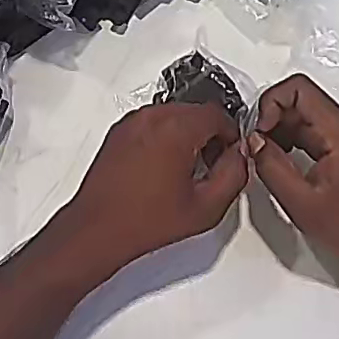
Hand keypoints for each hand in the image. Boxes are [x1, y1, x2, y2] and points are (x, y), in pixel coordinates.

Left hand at [49, 102, 248, 276]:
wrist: (100, 227)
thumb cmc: (143, 219)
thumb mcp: (207, 206)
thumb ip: (233, 175)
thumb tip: (239, 157)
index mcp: (174, 129)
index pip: (216, 114)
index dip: (231, 134)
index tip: (232, 152)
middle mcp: (150, 118)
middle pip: (194, 112)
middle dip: (209, 134)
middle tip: (213, 164)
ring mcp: (131, 123)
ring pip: (172, 115)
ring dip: (186, 135)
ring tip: (188, 171)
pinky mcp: (118, 132)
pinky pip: (151, 124)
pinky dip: (164, 137)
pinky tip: (164, 169)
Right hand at [245, 74, 338, 275]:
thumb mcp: (302, 202)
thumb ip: (271, 167)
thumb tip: (252, 142)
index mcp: (337, 131)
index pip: (296, 88)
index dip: (269, 103)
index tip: (259, 130)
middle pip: (294, 98)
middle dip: (268, 117)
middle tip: (256, 145)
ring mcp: (338, 137)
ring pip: (296, 114)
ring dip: (273, 130)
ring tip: (263, 157)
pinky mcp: (335, 149)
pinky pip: (302, 131)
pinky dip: (283, 141)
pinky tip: (276, 163)